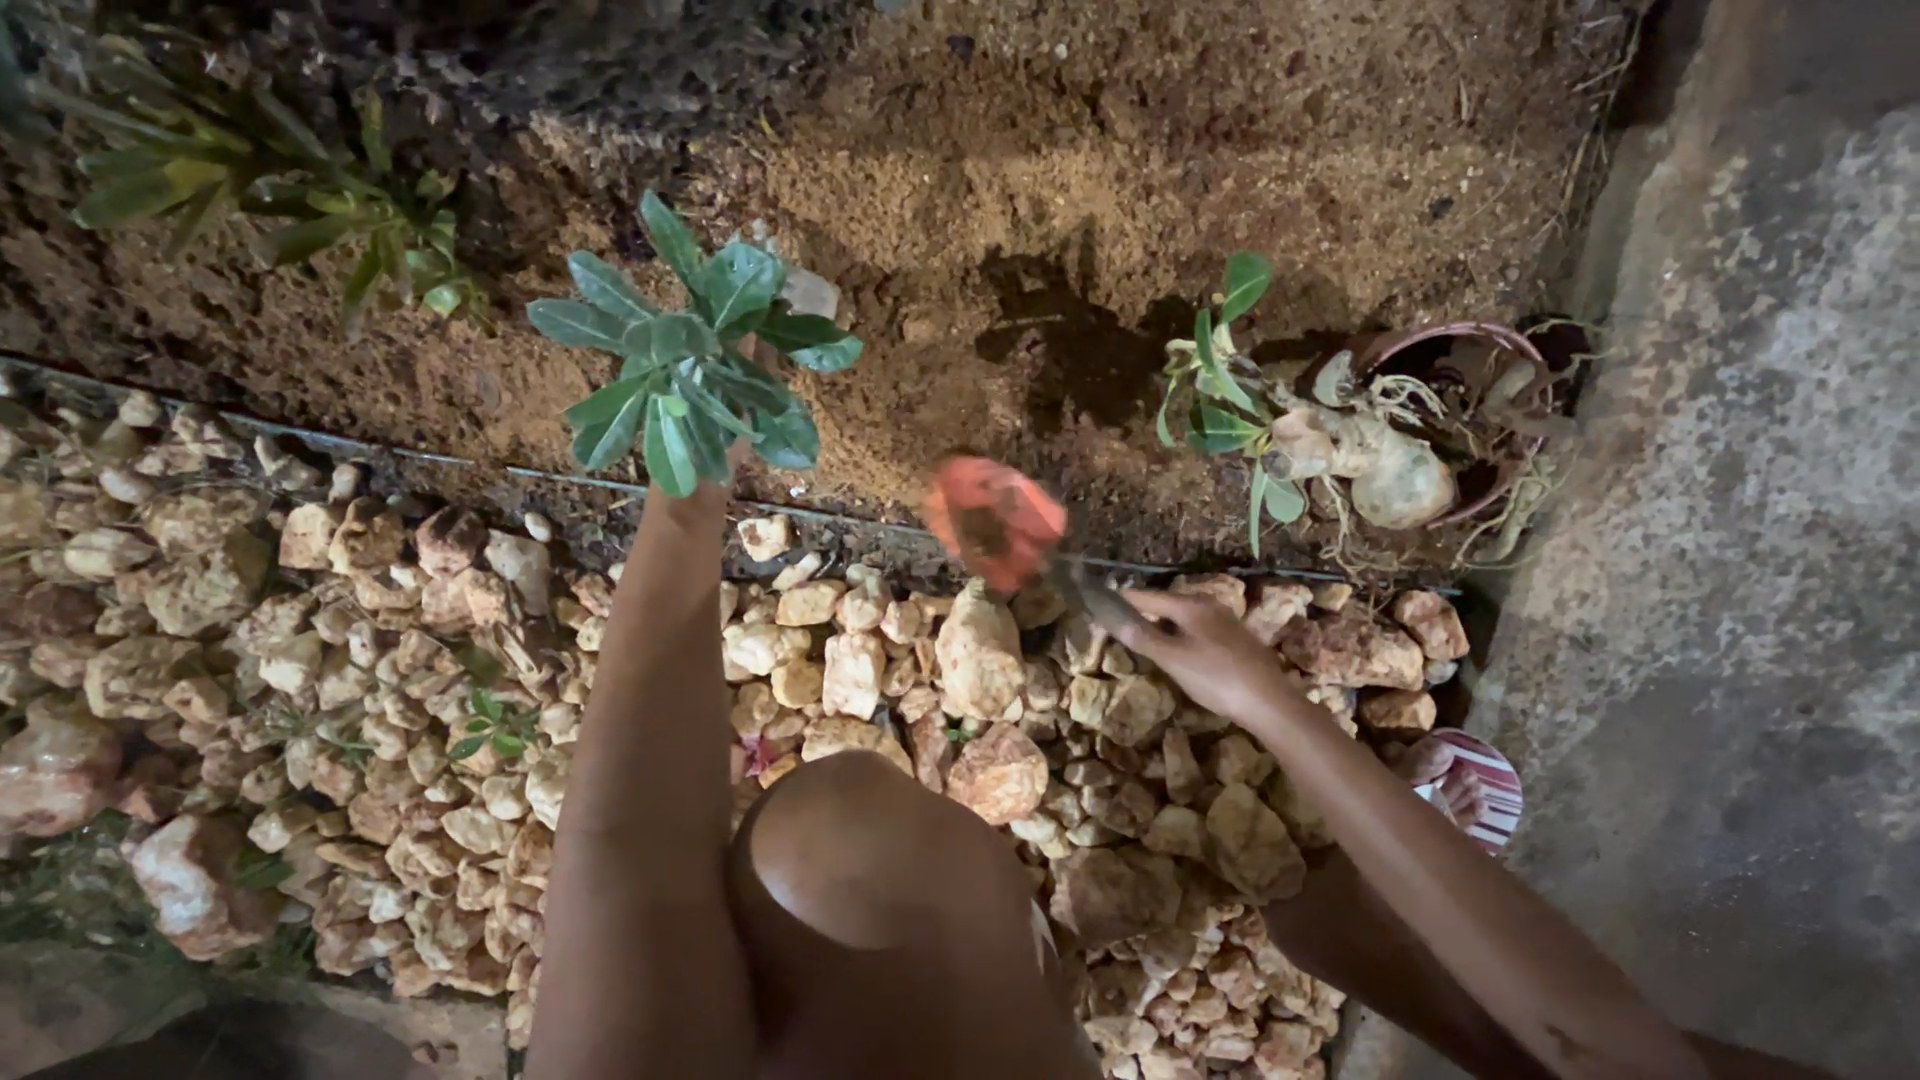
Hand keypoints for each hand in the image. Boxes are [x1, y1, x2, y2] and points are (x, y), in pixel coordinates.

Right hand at [1108, 589, 1311, 728]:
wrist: (1270, 702)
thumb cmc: (1217, 678)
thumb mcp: (1173, 659)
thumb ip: (1143, 638)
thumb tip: (1112, 618)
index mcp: (1190, 605)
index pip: (1146, 596)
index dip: (1122, 600)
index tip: (1100, 602)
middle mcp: (1208, 605)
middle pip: (1166, 604)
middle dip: (1142, 611)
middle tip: (1119, 622)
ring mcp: (1225, 621)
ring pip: (1183, 617)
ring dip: (1162, 624)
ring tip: (1143, 636)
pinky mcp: (1235, 639)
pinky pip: (1198, 629)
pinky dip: (1180, 634)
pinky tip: (1178, 651)